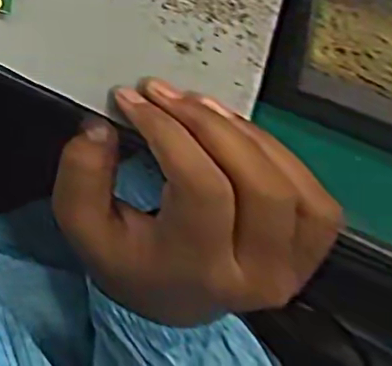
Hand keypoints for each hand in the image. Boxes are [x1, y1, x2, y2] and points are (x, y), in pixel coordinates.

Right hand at [52, 78, 342, 327]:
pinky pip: (315, 201)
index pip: (200, 188)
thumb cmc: (116, 255)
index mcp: (196, 266)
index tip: (129, 99)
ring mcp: (292, 268)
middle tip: (162, 93)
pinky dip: (278, 154)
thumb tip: (101, 125)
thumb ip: (80, 170)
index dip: (167, 132)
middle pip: (258, 186)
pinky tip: (233, 128)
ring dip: (245, 135)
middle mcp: (257, 273)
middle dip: (207, 124)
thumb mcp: (76, 217)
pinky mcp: (307, 254)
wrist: (161, 297)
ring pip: (296, 191)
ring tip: (197, 103)